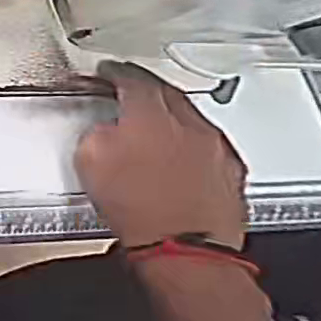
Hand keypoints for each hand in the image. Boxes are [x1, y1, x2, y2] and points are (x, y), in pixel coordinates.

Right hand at [75, 61, 247, 249]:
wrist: (181, 248)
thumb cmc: (136, 208)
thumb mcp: (90, 160)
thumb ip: (97, 132)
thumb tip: (107, 127)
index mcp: (150, 117)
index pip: (133, 80)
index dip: (115, 72)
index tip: (107, 72)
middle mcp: (189, 125)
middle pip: (166, 92)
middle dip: (144, 88)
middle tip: (126, 91)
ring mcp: (215, 147)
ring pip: (189, 117)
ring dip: (167, 116)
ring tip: (147, 128)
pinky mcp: (230, 170)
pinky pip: (206, 143)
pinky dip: (187, 142)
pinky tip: (172, 157)